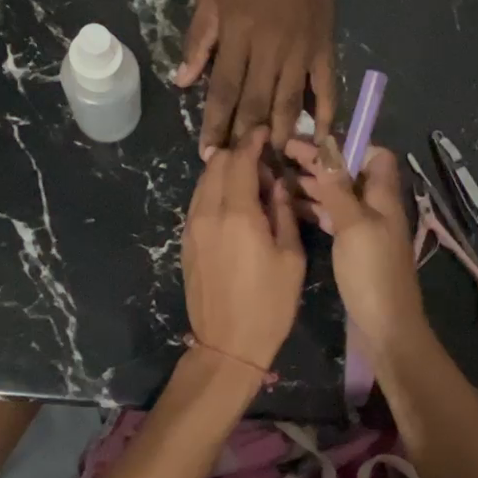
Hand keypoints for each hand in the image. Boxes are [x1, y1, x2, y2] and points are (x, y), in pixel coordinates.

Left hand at [176, 0, 352, 155]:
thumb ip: (198, 39)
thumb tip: (182, 81)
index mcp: (238, 34)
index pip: (223, 89)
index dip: (214, 124)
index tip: (207, 153)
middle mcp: (269, 49)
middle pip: (255, 103)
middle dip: (245, 139)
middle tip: (238, 168)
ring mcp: (301, 53)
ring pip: (289, 103)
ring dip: (281, 135)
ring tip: (273, 160)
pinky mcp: (325, 52)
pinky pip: (326, 89)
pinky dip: (324, 115)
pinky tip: (320, 138)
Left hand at [182, 128, 306, 372]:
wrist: (227, 344)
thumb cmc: (270, 303)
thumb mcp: (291, 256)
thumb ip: (283, 212)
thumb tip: (277, 184)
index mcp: (238, 214)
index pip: (241, 160)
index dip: (254, 141)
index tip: (268, 132)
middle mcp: (208, 212)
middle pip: (217, 164)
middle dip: (239, 153)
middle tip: (264, 160)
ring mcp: (192, 227)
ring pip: (204, 180)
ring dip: (225, 170)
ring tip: (251, 180)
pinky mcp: (187, 241)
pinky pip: (199, 200)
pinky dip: (215, 190)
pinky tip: (235, 202)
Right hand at [283, 139, 426, 352]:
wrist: (386, 328)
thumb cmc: (372, 272)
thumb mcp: (353, 225)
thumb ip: (339, 187)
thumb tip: (328, 148)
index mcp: (382, 196)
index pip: (374, 155)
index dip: (348, 145)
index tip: (313, 141)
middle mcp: (375, 208)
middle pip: (349, 174)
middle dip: (319, 163)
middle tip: (280, 154)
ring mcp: (364, 230)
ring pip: (337, 197)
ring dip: (312, 186)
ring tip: (276, 178)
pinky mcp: (352, 250)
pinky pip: (332, 219)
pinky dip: (313, 210)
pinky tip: (288, 208)